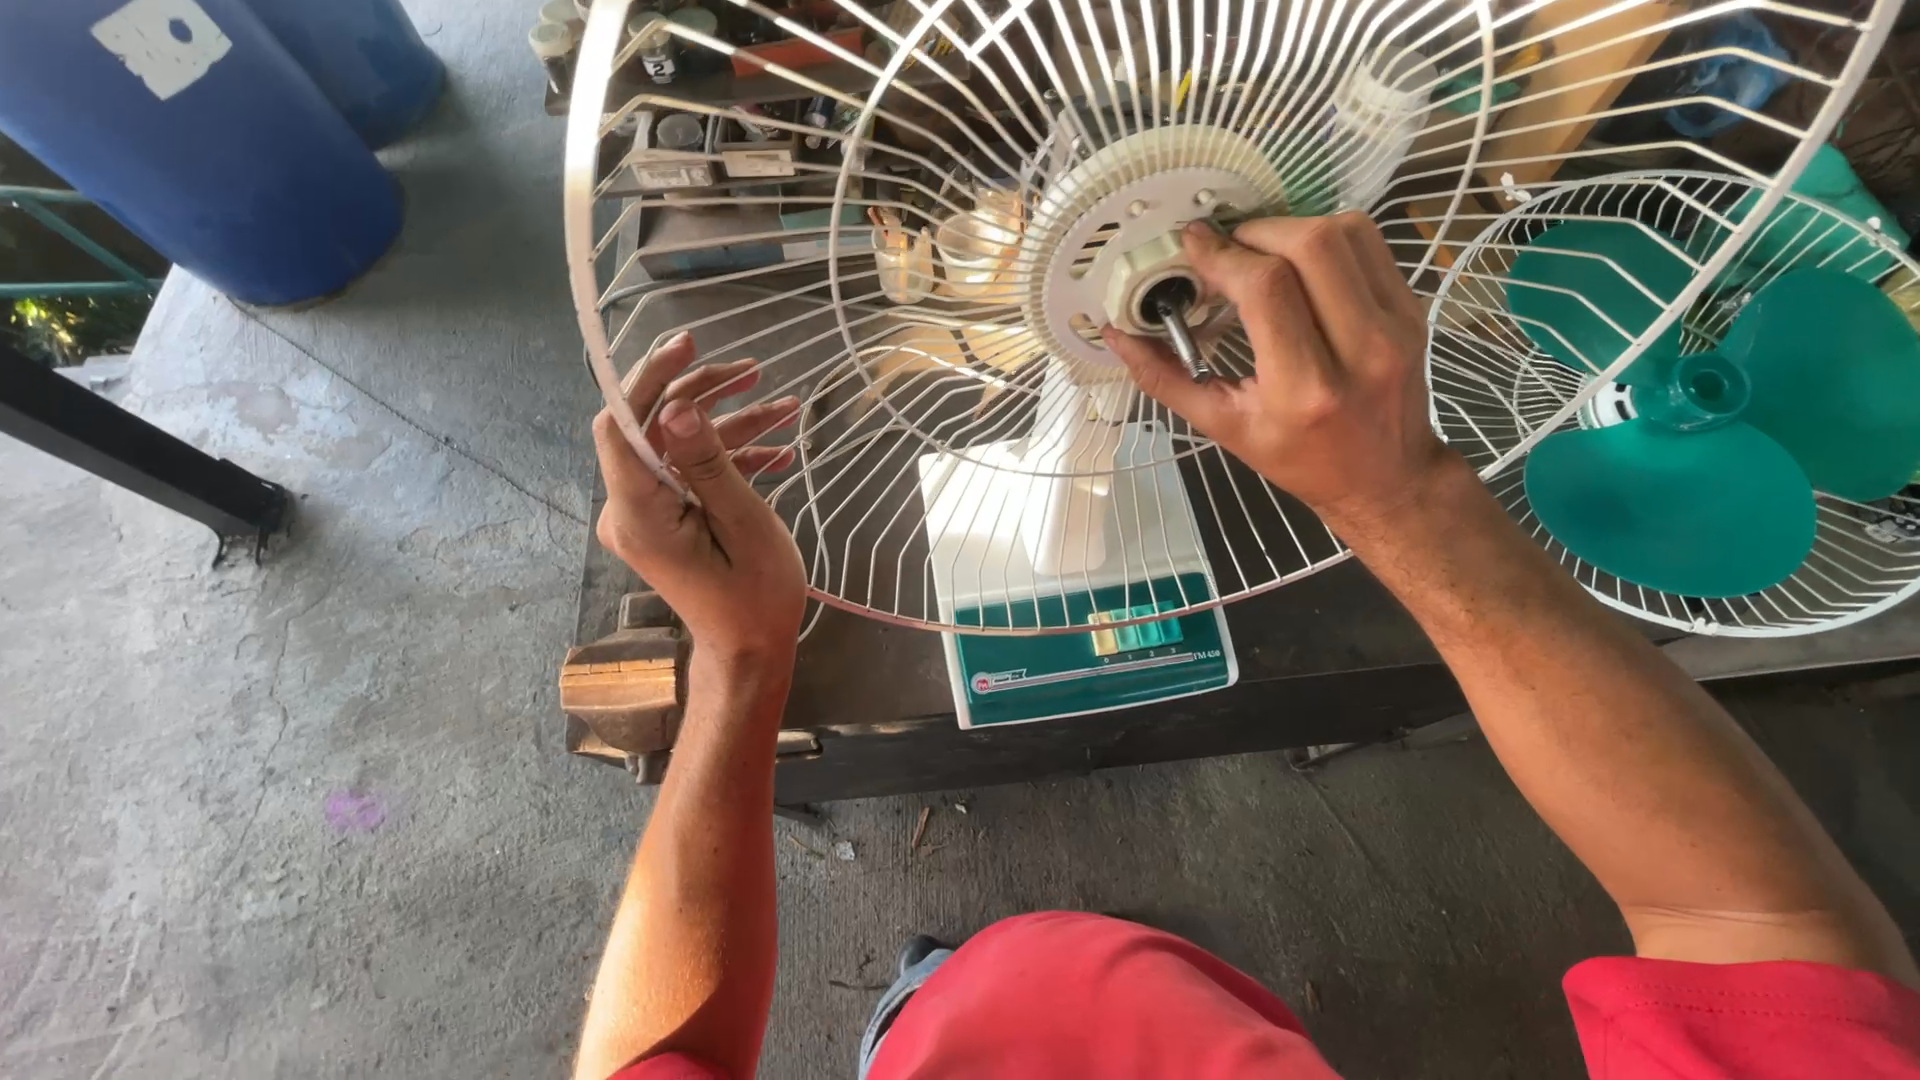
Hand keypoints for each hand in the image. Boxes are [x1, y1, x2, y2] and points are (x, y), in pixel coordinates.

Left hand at [591, 332, 807, 661]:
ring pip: (680, 448)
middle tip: (754, 371)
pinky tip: (779, 448)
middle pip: (654, 429)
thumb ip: (709, 464)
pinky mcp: (668, 520)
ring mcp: (647, 516)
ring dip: (732, 425)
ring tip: (786, 406)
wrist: (751, 649)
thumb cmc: (755, 597)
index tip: (690, 344)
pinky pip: (692, 476)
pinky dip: (732, 458)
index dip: (650, 378)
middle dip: (704, 394)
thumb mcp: (743, 525)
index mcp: (639, 514)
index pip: (622, 426)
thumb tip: (679, 406)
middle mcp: (629, 510)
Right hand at [1103, 213, 1457, 533]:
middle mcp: (1360, 350)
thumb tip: (1118, 335)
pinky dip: (1324, 236)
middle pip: (1311, 245)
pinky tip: (1296, 259)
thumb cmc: (1298, 460)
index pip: (1267, 289)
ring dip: (1290, 227)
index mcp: (1304, 389)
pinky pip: (1368, 243)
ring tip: (1258, 250)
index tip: (1193, 246)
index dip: (1223, 255)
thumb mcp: (1223, 427)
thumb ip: (1165, 378)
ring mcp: (1395, 324)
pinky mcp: (1412, 307)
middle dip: (1256, 232)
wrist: (1383, 477)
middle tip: (1224, 248)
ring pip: (1345, 232)